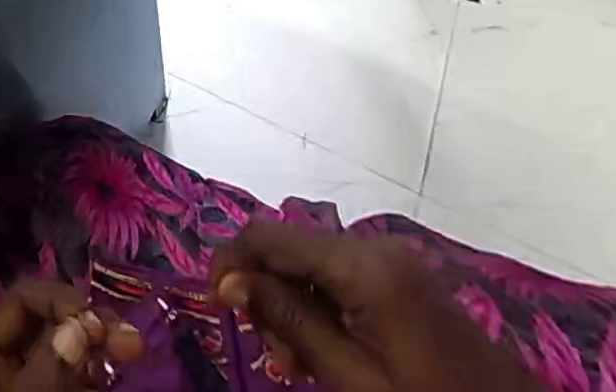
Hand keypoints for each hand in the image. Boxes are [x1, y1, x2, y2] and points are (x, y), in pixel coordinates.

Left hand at [0, 279, 145, 391]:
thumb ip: (43, 370)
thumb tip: (81, 325)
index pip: (23, 299)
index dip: (62, 301)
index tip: (97, 321)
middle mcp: (6, 362)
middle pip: (53, 324)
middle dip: (92, 323)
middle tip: (132, 339)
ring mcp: (31, 383)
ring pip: (71, 354)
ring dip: (102, 347)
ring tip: (133, 351)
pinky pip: (77, 382)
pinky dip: (98, 374)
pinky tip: (118, 372)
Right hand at [210, 222, 540, 391]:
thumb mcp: (353, 379)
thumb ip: (288, 320)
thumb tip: (230, 280)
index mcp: (361, 264)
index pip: (269, 237)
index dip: (231, 260)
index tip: (213, 299)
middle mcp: (373, 245)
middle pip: (289, 248)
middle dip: (266, 292)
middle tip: (273, 354)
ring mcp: (391, 259)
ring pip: (311, 264)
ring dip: (291, 304)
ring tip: (298, 362)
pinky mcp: (403, 278)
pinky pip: (341, 277)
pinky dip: (321, 306)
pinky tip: (325, 348)